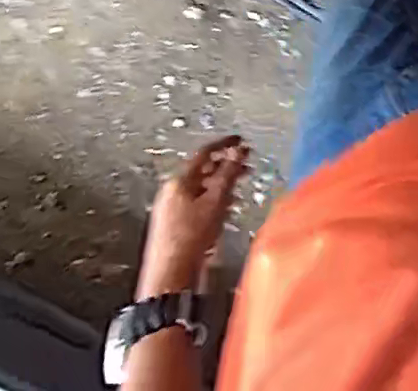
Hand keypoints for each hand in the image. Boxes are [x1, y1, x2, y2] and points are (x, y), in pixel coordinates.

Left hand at [136, 135, 249, 298]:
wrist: (171, 276)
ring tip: (240, 183)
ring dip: (222, 181)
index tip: (241, 140)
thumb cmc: (193, 235)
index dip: (225, 144)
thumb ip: (229, 171)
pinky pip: (197, 199)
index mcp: (179, 181)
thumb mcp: (217, 199)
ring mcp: (171, 208)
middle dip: (226, 164)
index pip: (205, 152)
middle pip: (203, 169)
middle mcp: (172, 191)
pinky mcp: (174, 223)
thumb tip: (240, 150)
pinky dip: (213, 196)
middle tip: (246, 162)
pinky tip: (226, 204)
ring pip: (201, 185)